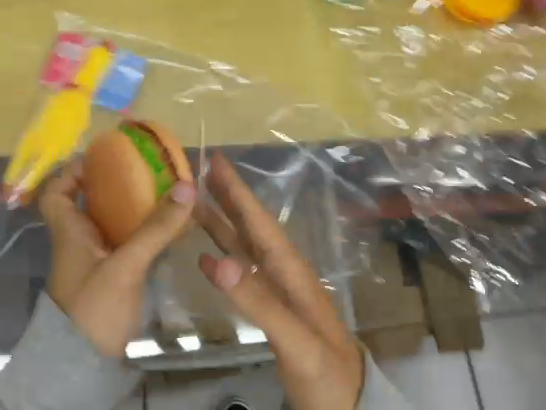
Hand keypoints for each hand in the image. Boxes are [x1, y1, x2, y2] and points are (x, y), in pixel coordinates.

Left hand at [40, 164, 197, 358]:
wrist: (87, 368)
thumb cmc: (94, 309)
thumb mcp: (125, 266)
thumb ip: (155, 228)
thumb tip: (186, 185)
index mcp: (69, 232)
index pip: (56, 193)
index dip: (71, 172)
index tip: (101, 158)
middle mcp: (80, 242)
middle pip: (89, 203)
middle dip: (115, 184)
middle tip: (145, 169)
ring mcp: (96, 262)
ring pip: (111, 224)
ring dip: (133, 208)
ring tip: (163, 191)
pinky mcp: (113, 280)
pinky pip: (127, 244)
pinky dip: (144, 232)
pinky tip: (169, 227)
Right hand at [195, 154, 364, 409]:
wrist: (350, 408)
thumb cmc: (327, 373)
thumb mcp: (295, 340)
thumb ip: (259, 301)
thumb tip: (218, 259)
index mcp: (292, 273)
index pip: (260, 223)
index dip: (238, 192)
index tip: (216, 160)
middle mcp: (285, 275)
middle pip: (252, 228)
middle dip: (229, 198)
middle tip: (201, 169)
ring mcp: (280, 295)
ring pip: (246, 249)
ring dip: (223, 225)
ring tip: (195, 205)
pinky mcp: (274, 315)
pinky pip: (243, 277)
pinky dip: (223, 262)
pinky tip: (206, 259)